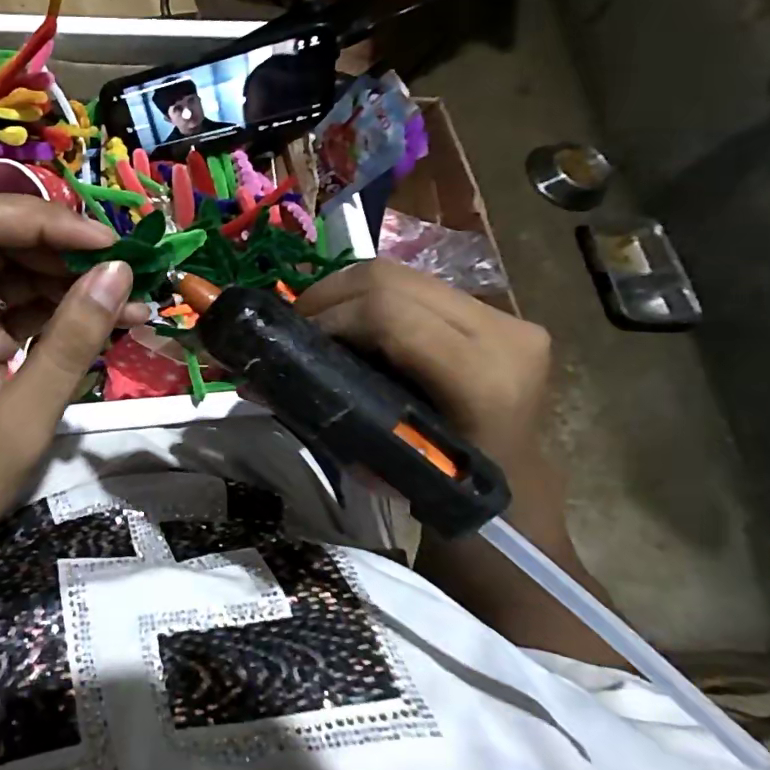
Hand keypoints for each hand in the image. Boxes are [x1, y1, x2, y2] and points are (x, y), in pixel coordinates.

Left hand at [0, 194, 147, 615]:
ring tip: (129, 293)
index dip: (37, 221)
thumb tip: (119, 272)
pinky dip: (61, 309)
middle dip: (60, 248)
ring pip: (10, 272)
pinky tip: (108, 315)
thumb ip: (71, 340)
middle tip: (123, 263)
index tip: (100, 241)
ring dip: (68, 278)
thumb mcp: (23, 416)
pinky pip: (17, 307)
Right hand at [296, 260, 562, 541]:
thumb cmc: (443, 494)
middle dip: (330, 295)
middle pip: (393, 280)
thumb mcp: (380, 460)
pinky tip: (354, 319)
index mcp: (482, 379)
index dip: (329, 315)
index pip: (388, 313)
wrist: (515, 495)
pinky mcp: (503, 313)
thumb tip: (255, 381)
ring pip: (405, 274)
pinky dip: (375, 296)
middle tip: (296, 323)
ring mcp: (510, 319)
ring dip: (349, 291)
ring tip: (319, 319)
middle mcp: (505, 336)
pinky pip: (421, 287)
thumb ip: (326, 410)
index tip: (292, 336)